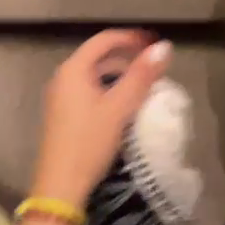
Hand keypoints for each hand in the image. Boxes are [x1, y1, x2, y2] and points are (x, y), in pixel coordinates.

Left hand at [28, 30, 172, 204]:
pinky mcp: (63, 115)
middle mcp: (63, 77)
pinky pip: (89, 91)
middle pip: (99, 56)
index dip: (131, 38)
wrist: (60, 187)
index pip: (104, 40)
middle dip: (127, 58)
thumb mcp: (119, 108)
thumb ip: (141, 76)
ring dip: (119, 76)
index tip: (155, 44)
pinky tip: (124, 106)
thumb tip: (164, 46)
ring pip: (94, 76)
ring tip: (143, 86)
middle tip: (153, 67)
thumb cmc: (89, 142)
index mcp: (73, 69)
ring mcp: (60, 97)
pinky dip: (109, 91)